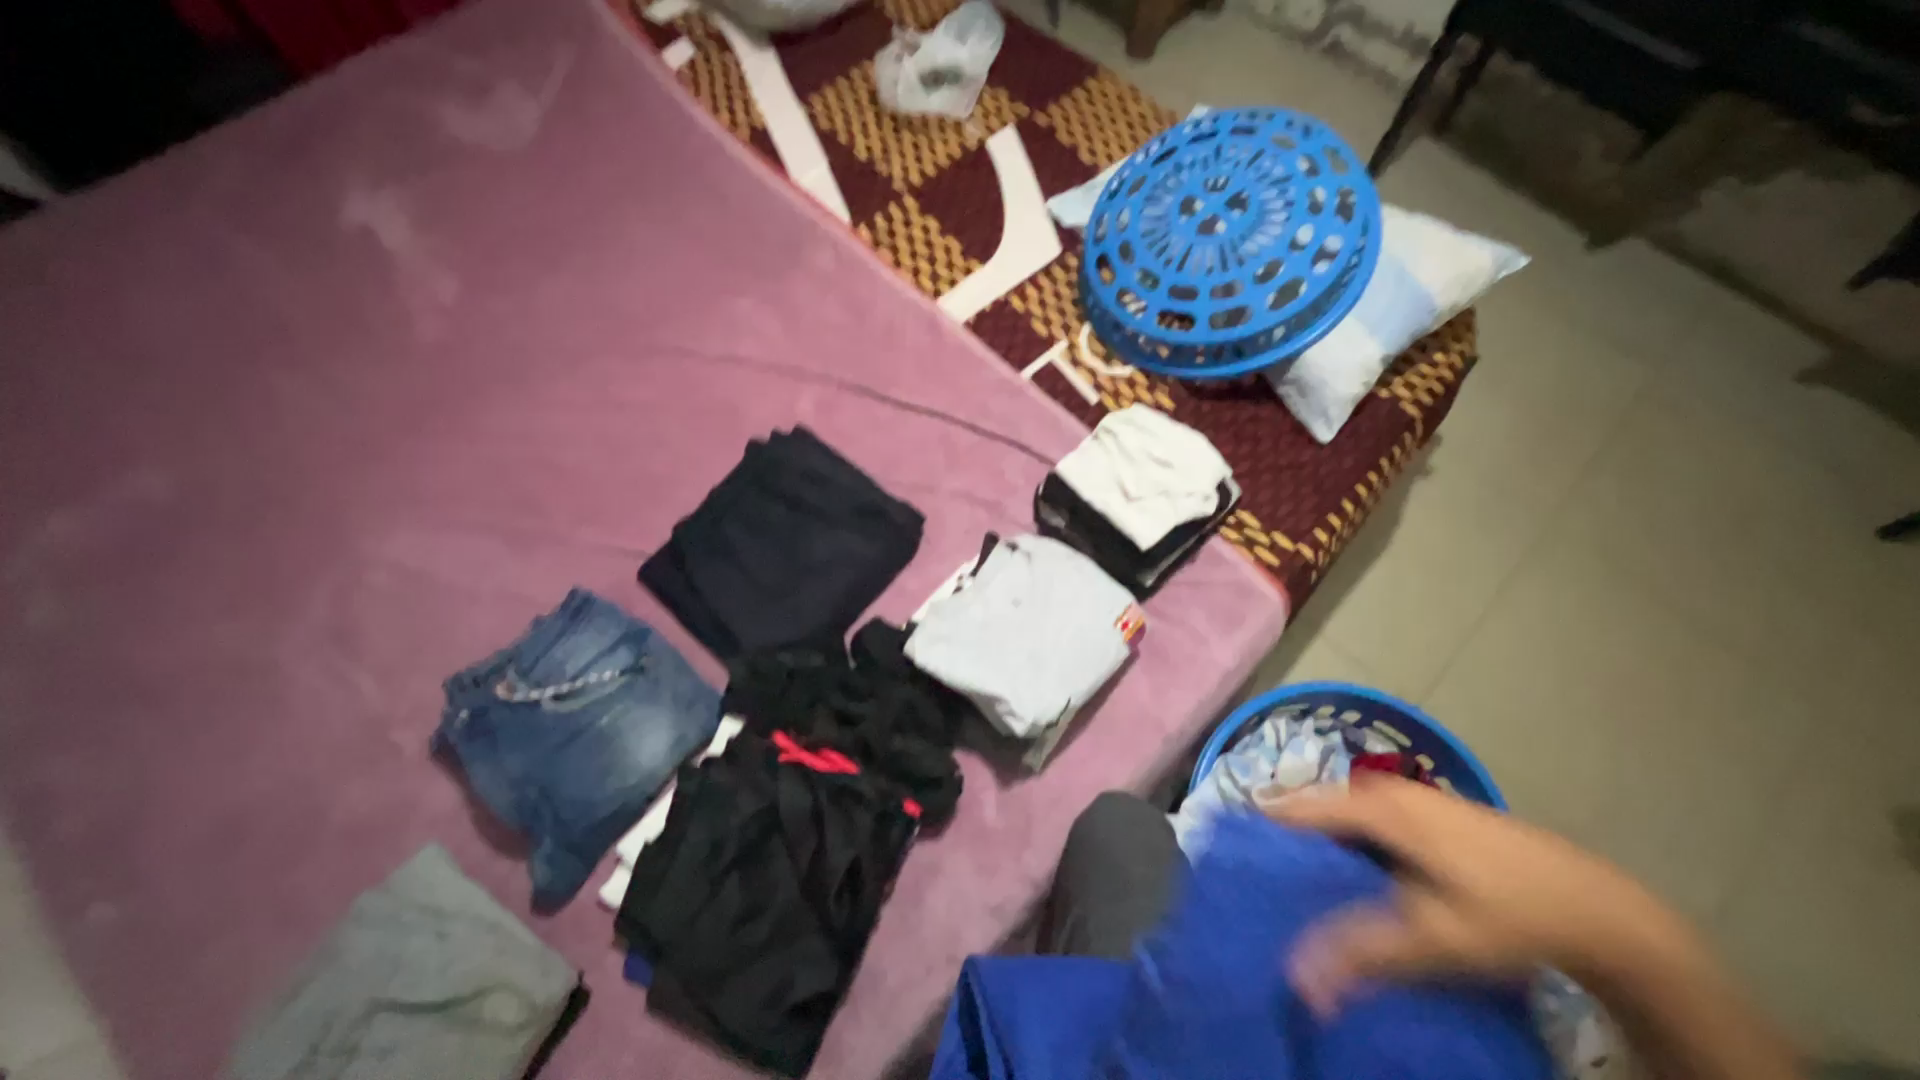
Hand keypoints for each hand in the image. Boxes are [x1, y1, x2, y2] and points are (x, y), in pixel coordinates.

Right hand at [1260, 773, 1689, 1014]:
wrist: (1600, 910)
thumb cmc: (1510, 914)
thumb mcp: (1433, 941)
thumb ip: (1360, 952)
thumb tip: (1294, 980)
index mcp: (1379, 806)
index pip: (1294, 807)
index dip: (1256, 833)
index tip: (1223, 864)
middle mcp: (1389, 793)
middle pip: (1314, 812)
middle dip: (1281, 847)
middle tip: (1250, 889)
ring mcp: (1413, 803)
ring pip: (1341, 823)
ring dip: (1314, 854)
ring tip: (1285, 895)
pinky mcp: (1431, 822)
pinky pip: (1366, 831)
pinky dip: (1345, 856)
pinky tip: (1345, 892)